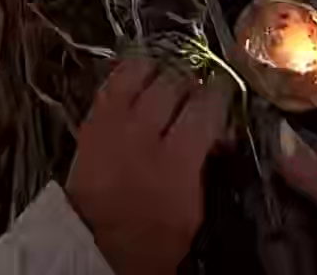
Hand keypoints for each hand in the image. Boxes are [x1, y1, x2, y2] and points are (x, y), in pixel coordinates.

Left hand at [65, 58, 231, 274]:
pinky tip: (144, 75)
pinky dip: (134, 70)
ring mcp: (115, 121)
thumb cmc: (149, 239)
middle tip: (197, 88)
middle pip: (176, 81)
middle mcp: (144, 134)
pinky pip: (117, 76)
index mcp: (175, 164)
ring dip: (163, 71)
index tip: (224, 90)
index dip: (220, 92)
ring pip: (146, 70)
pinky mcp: (94, 116)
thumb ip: (205, 165)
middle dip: (192, 80)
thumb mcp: (191, 212)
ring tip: (170, 78)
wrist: (91, 247)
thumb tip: (220, 131)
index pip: (206, 106)